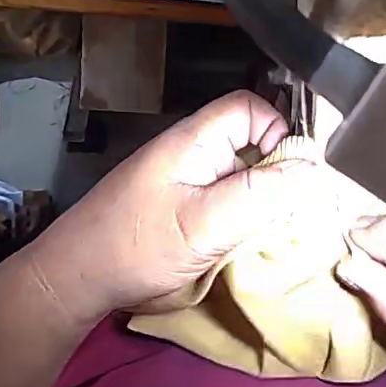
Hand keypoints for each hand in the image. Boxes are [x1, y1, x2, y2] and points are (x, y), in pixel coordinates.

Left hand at [21, 91, 314, 320]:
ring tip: (258, 229)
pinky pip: (224, 193)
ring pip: (240, 170)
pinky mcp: (179, 200)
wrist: (74, 279)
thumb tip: (311, 167)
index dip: (278, 131)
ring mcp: (184, 176)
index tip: (289, 175)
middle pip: (250, 139)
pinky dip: (239, 212)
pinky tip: (236, 238)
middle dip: (273, 171)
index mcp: (195, 140)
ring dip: (258, 197)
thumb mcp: (205, 224)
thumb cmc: (136, 247)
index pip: (251, 107)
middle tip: (280, 211)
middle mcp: (192, 150)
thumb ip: (261, 194)